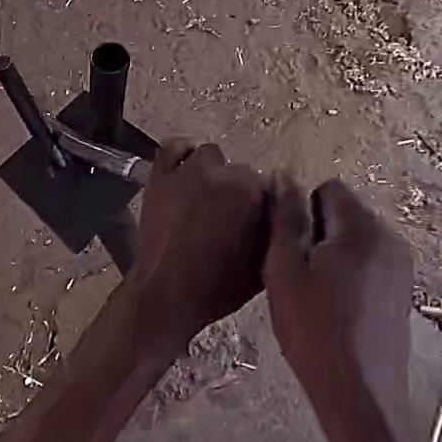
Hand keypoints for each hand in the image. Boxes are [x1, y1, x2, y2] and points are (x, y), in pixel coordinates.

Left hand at [127, 141, 271, 347]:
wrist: (168, 292)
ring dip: (213, 171)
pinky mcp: (160, 178)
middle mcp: (219, 174)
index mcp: (250, 192)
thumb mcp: (264, 263)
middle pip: (240, 171)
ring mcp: (186, 173)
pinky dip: (181, 153)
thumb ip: (277, 229)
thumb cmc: (216, 286)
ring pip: (209, 156)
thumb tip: (281, 212)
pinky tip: (186, 168)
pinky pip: (172, 149)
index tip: (258, 218)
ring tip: (208, 196)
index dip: (265, 204)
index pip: (269, 185)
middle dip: (240, 191)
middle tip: (231, 215)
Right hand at [262, 178, 413, 434]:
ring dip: (327, 252)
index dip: (301, 210)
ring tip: (308, 289)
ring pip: (352, 238)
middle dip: (315, 230)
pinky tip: (329, 304)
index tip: (287, 246)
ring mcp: (401, 268)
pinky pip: (365, 261)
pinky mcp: (400, 291)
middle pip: (343, 211)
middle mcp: (391, 241)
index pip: (328, 188)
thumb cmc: (313, 328)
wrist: (359, 395)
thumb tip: (283, 177)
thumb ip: (286, 218)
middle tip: (293, 270)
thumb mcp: (285, 268)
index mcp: (364, 230)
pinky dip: (343, 271)